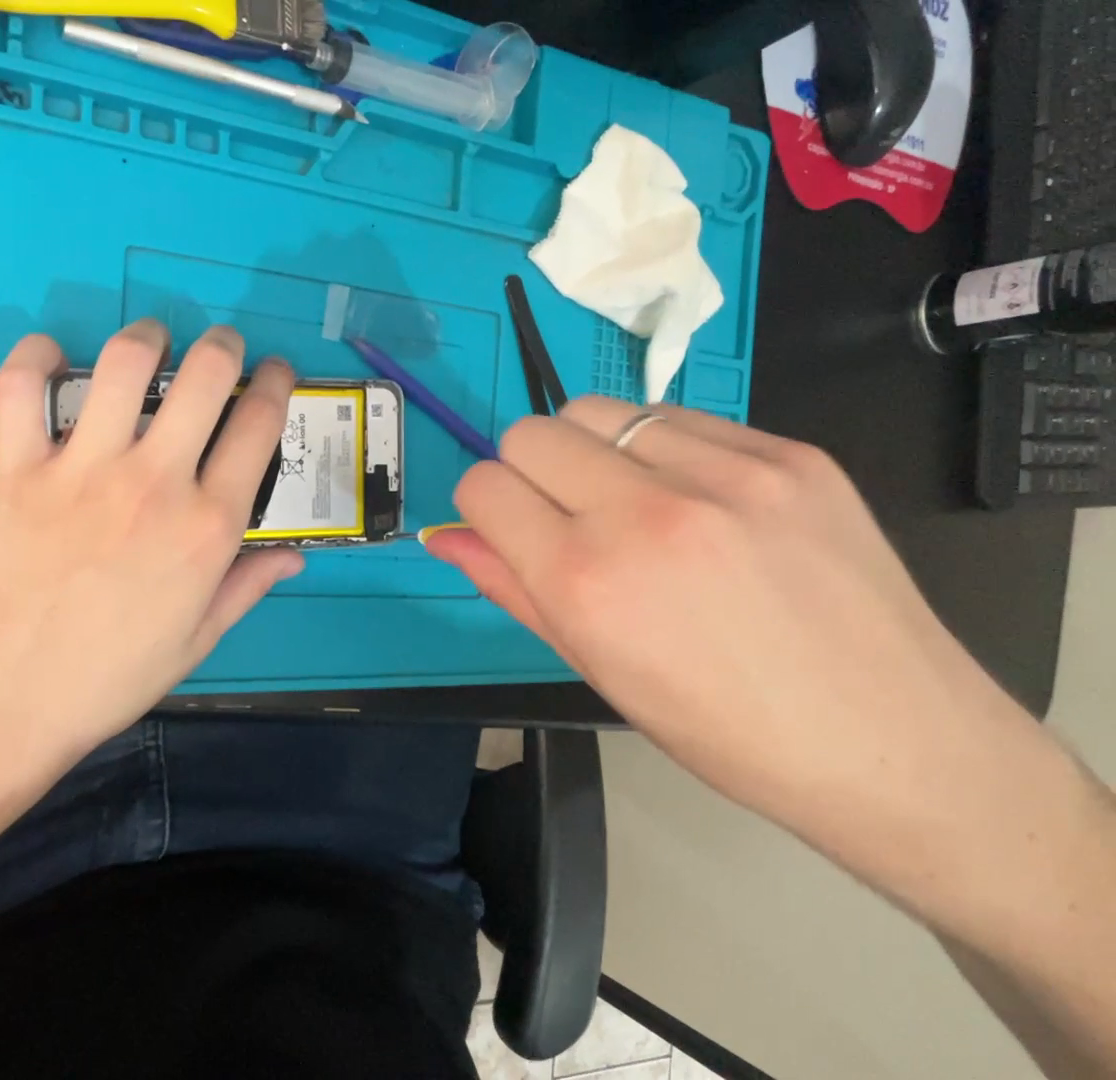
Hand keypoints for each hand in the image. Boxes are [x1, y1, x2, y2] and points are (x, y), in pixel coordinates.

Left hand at [0, 320, 302, 762]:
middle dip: (224, 345)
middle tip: (219, 350)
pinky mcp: (16, 469)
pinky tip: (52, 361)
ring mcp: (81, 471)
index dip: (274, 386)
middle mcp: (153, 483)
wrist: (3, 703)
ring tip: (148, 344)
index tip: (271, 375)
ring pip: (127, 362)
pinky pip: (23, 387)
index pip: (260, 426)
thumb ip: (244, 587)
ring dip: (146, 338)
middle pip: (207, 375)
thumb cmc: (105, 682)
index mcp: (207, 528)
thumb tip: (294, 554)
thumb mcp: (193, 644)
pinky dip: (36, 358)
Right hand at [425, 396, 1027, 817]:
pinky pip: (681, 418)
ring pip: (599, 410)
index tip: (509, 532)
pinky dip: (663, 450)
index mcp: (584, 581)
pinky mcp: (792, 456)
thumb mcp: (593, 665)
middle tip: (566, 518)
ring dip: (591, 450)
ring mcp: (726, 476)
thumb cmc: (716, 726)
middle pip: (530, 434)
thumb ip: (509, 586)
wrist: (888, 741)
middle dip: (526, 471)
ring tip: (630, 502)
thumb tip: (444, 537)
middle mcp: (645, 513)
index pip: (484, 488)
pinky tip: (698, 501)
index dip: (484, 509)